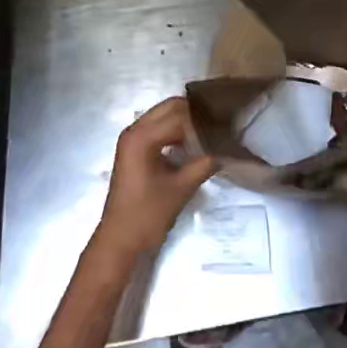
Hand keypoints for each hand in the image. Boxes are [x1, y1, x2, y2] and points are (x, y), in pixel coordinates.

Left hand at [95, 97, 216, 258]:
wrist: (120, 240)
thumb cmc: (147, 215)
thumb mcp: (181, 188)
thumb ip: (204, 164)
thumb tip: (226, 149)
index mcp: (142, 137)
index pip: (179, 116)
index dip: (203, 120)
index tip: (225, 127)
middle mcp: (134, 130)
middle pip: (169, 108)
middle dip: (194, 114)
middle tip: (219, 125)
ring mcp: (132, 139)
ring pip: (163, 116)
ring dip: (185, 122)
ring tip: (210, 133)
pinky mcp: (134, 149)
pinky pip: (158, 129)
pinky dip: (175, 132)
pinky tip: (193, 144)